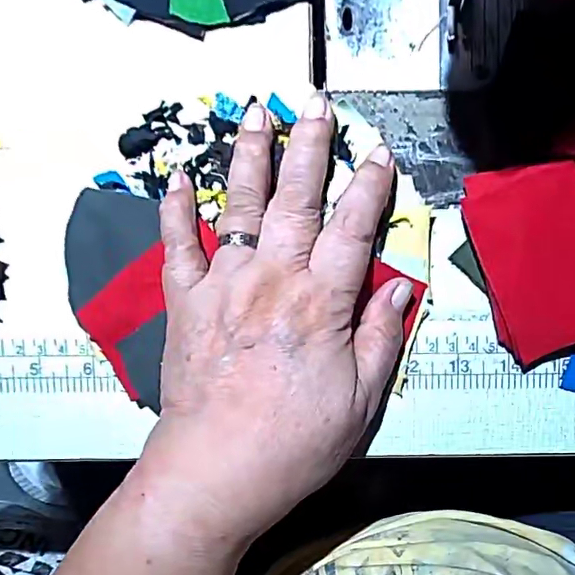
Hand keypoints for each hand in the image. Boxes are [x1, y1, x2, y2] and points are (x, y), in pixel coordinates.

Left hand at [130, 94, 411, 551]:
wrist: (215, 470)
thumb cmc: (291, 446)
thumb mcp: (359, 402)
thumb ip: (378, 338)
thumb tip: (400, 290)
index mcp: (320, 305)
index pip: (353, 229)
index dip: (370, 188)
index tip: (380, 155)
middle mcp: (271, 283)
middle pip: (296, 201)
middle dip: (311, 147)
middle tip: (318, 105)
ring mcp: (222, 290)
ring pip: (238, 209)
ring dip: (249, 158)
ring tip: (256, 113)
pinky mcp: (183, 307)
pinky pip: (177, 248)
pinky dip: (175, 212)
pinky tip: (177, 180)